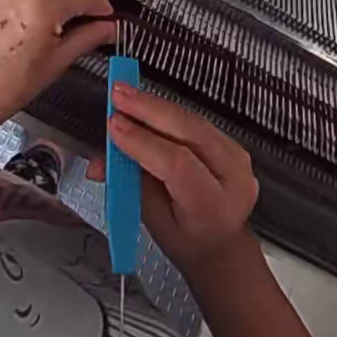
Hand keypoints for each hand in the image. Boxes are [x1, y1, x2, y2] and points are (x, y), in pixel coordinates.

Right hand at [88, 82, 259, 274]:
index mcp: (213, 207)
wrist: (220, 242)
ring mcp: (237, 157)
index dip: (143, 141)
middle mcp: (233, 179)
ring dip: (154, 105)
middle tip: (117, 94)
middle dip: (148, 110)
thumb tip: (100, 161)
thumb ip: (129, 183)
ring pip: (191, 120)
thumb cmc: (184, 237)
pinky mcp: (231, 143)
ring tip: (124, 93)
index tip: (113, 124)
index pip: (178, 166)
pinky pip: (193, 120)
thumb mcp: (152, 220)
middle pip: (189, 132)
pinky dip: (165, 111)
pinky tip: (142, 103)